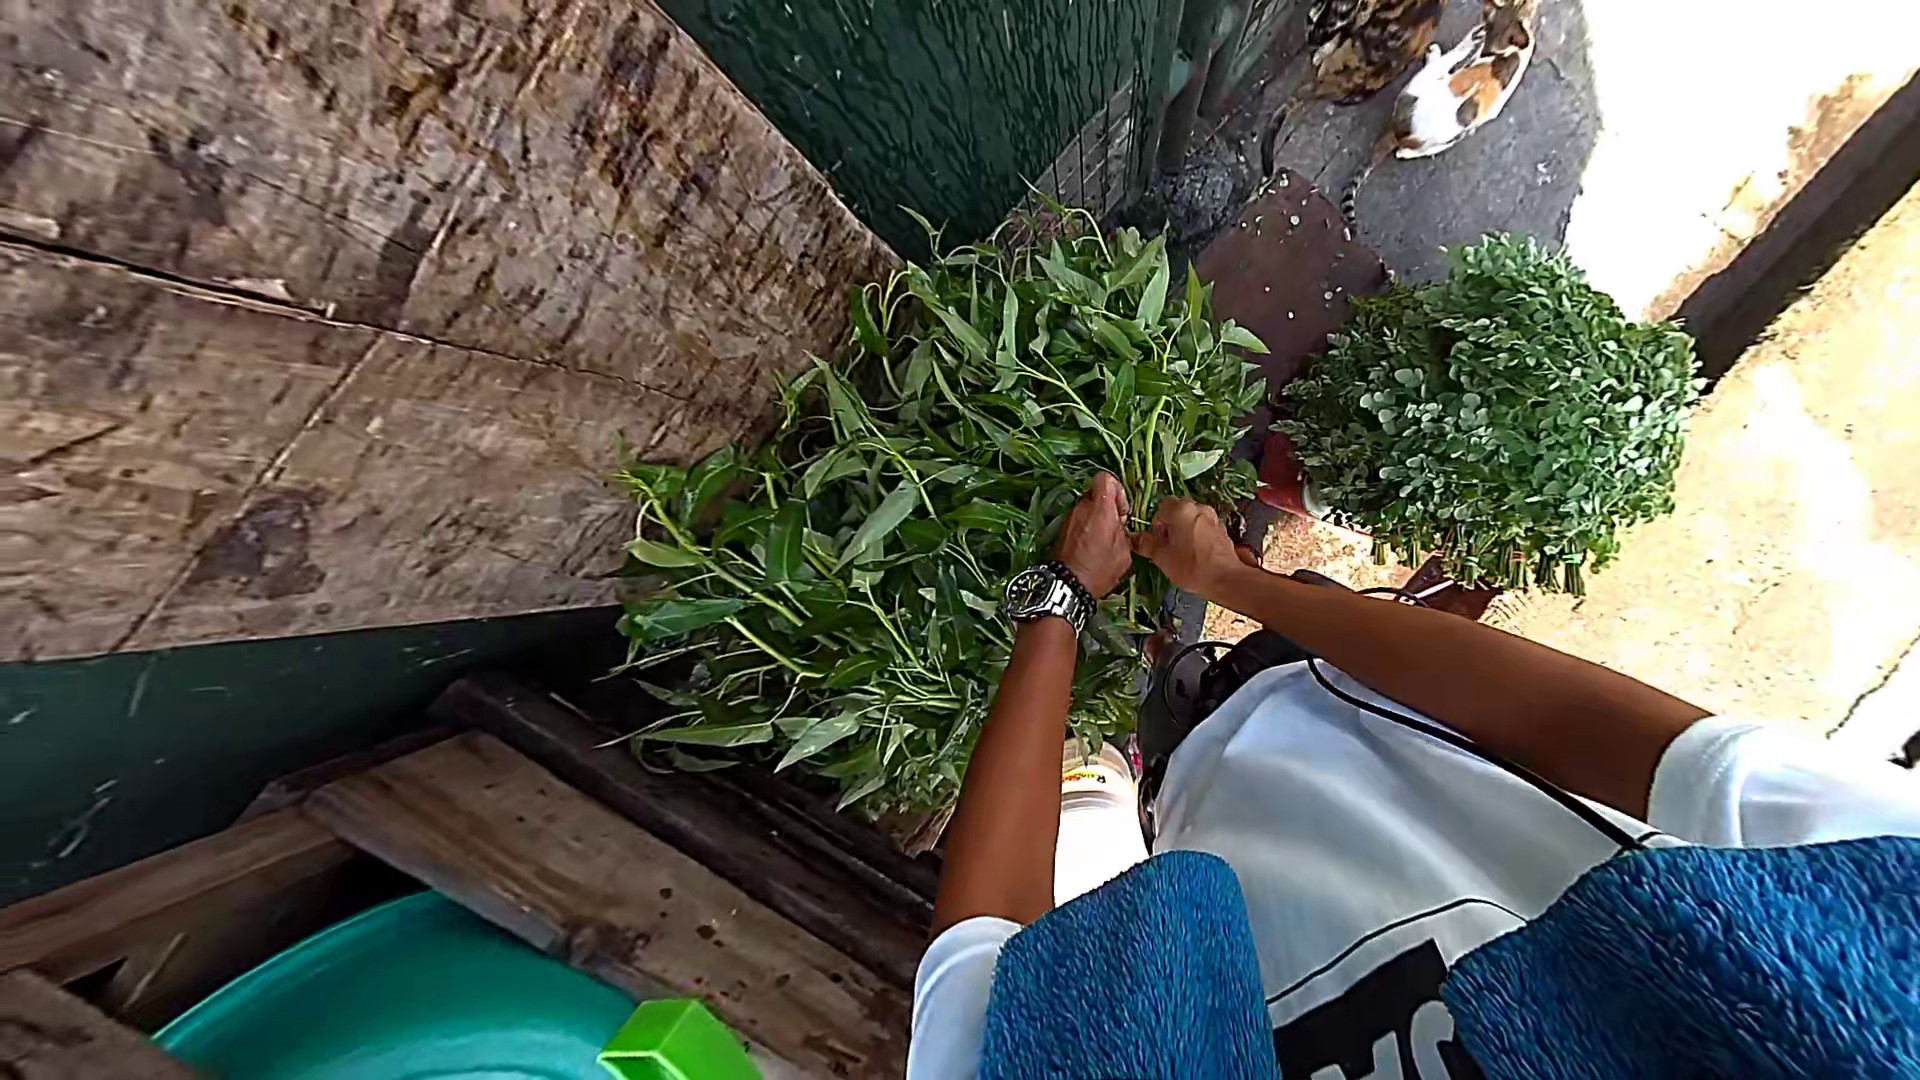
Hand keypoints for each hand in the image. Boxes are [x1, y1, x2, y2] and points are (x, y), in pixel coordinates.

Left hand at [1054, 472, 1132, 597]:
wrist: (1067, 584)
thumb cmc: (1099, 568)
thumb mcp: (1124, 552)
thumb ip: (1124, 531)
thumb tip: (1119, 525)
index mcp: (1099, 508)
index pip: (1105, 478)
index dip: (1117, 490)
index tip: (1122, 511)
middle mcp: (1082, 507)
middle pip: (1096, 493)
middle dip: (1107, 506)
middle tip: (1115, 526)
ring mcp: (1069, 517)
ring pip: (1087, 507)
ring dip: (1096, 517)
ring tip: (1103, 539)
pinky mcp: (1062, 529)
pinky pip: (1079, 520)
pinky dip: (1086, 526)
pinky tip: (1092, 545)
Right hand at [1131, 497, 1243, 595]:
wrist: (1226, 579)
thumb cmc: (1191, 566)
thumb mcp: (1162, 557)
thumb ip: (1146, 544)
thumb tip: (1134, 538)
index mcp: (1181, 510)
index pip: (1161, 506)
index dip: (1157, 523)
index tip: (1158, 540)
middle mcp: (1199, 508)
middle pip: (1177, 511)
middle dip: (1170, 525)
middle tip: (1168, 546)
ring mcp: (1213, 518)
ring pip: (1191, 519)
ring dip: (1184, 530)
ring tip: (1182, 551)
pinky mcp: (1222, 529)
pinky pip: (1203, 527)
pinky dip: (1197, 535)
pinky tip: (1196, 553)